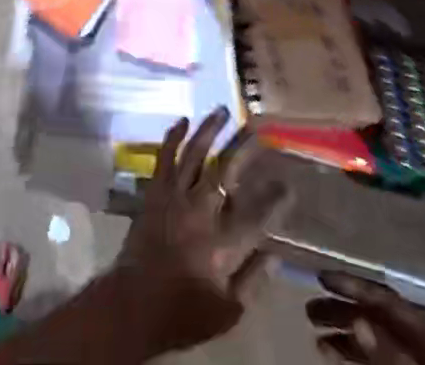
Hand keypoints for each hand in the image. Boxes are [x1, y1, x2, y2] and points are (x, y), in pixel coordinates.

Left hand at [114, 108, 292, 355]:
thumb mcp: (230, 309)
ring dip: (209, 130)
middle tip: (259, 127)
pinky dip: (173, 136)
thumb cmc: (185, 313)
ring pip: (194, 154)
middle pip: (227, 171)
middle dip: (244, 147)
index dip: (276, 198)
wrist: (134, 301)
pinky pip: (164, 157)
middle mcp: (201, 212)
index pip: (259, 214)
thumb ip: (254, 278)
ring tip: (221, 111)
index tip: (290, 183)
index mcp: (225, 244)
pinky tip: (183, 121)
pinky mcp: (153, 192)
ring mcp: (174, 197)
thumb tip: (276, 252)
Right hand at [307, 272, 424, 364]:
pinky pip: (373, 360)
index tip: (321, 277)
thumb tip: (356, 321)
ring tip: (314, 336)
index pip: (391, 301)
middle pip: (378, 318)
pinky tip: (327, 353)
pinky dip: (348, 355)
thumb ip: (390, 355)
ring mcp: (413, 363)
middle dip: (341, 310)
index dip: (355, 285)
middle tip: (309, 309)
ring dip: (341, 334)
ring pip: (372, 339)